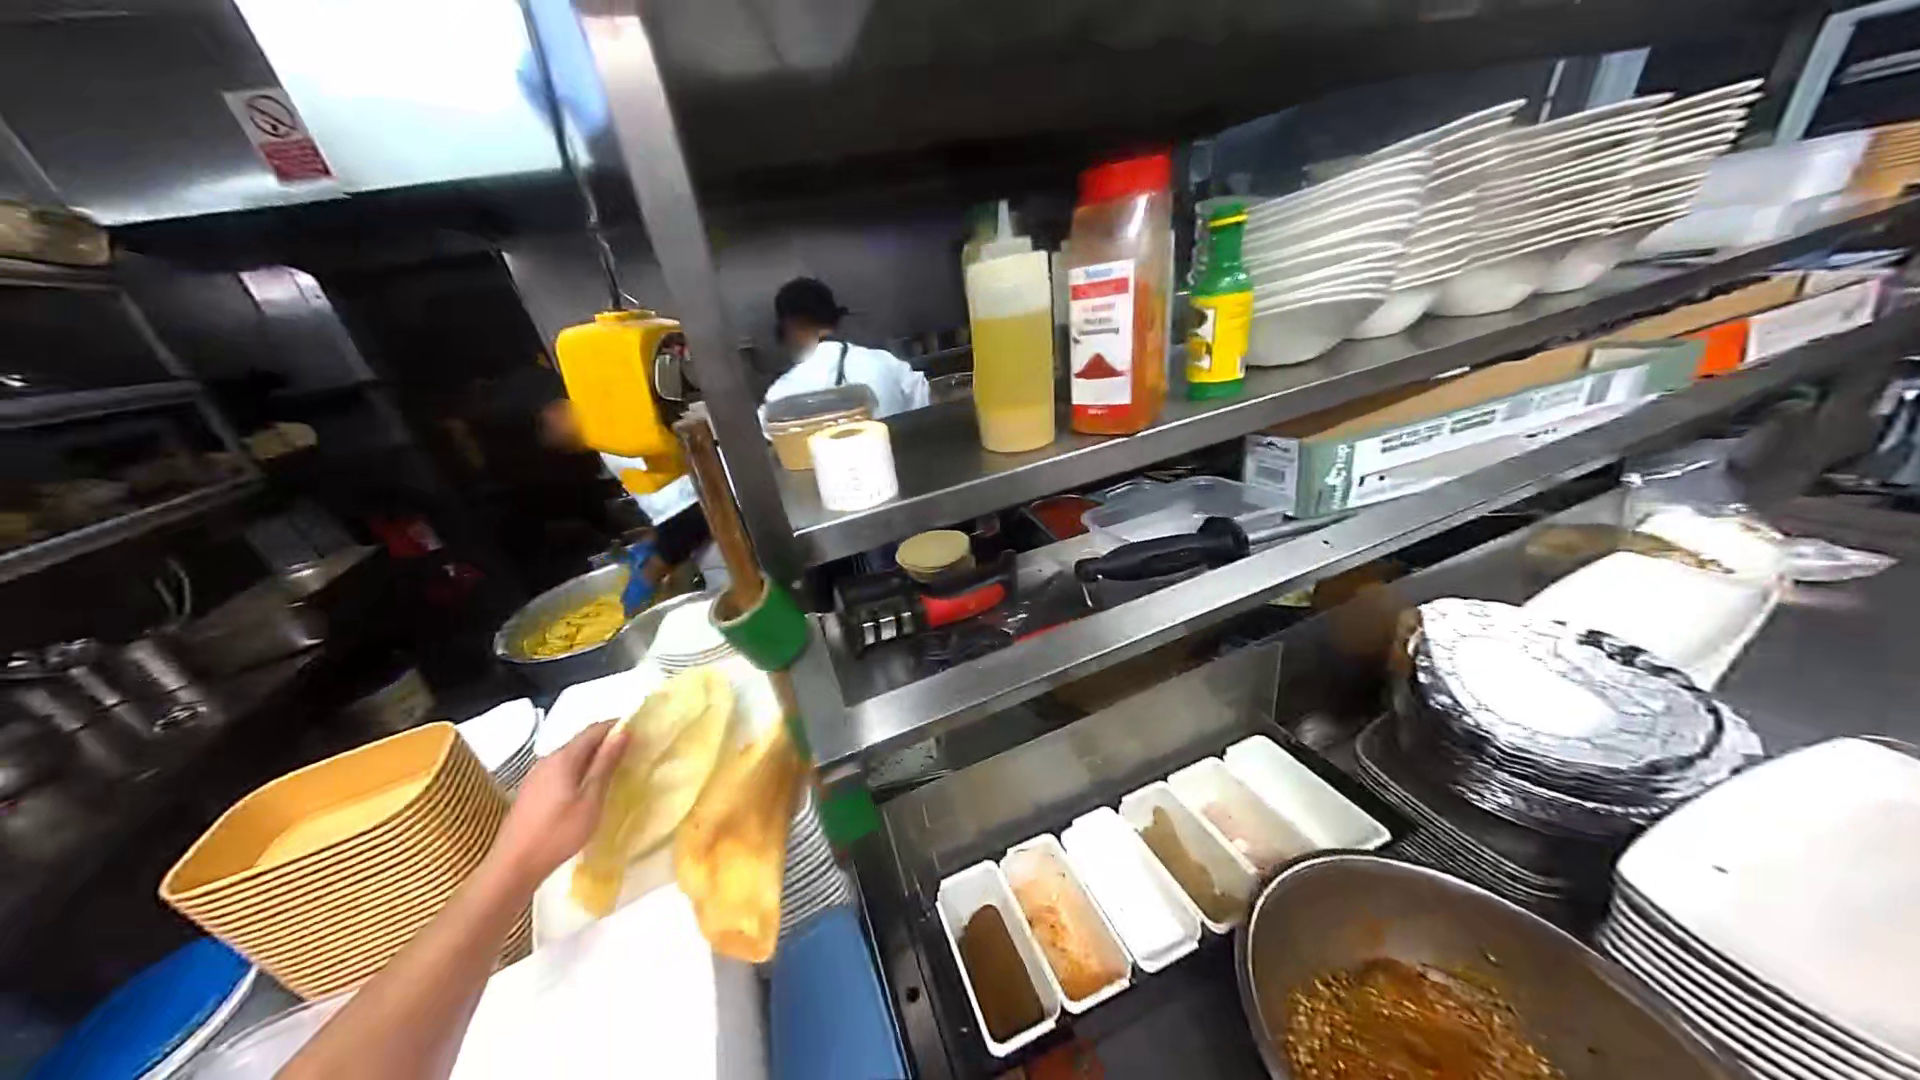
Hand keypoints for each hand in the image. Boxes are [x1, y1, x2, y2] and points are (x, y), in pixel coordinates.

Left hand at [485, 720, 629, 891]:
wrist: (512, 868)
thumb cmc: (558, 833)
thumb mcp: (591, 798)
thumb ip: (606, 764)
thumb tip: (623, 732)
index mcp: (563, 758)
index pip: (594, 730)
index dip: (617, 726)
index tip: (638, 733)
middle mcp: (547, 760)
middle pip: (581, 742)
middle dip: (606, 743)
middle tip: (630, 753)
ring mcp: (535, 776)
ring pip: (570, 757)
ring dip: (592, 758)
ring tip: (613, 771)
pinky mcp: (530, 792)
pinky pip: (560, 771)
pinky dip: (578, 771)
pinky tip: (586, 789)